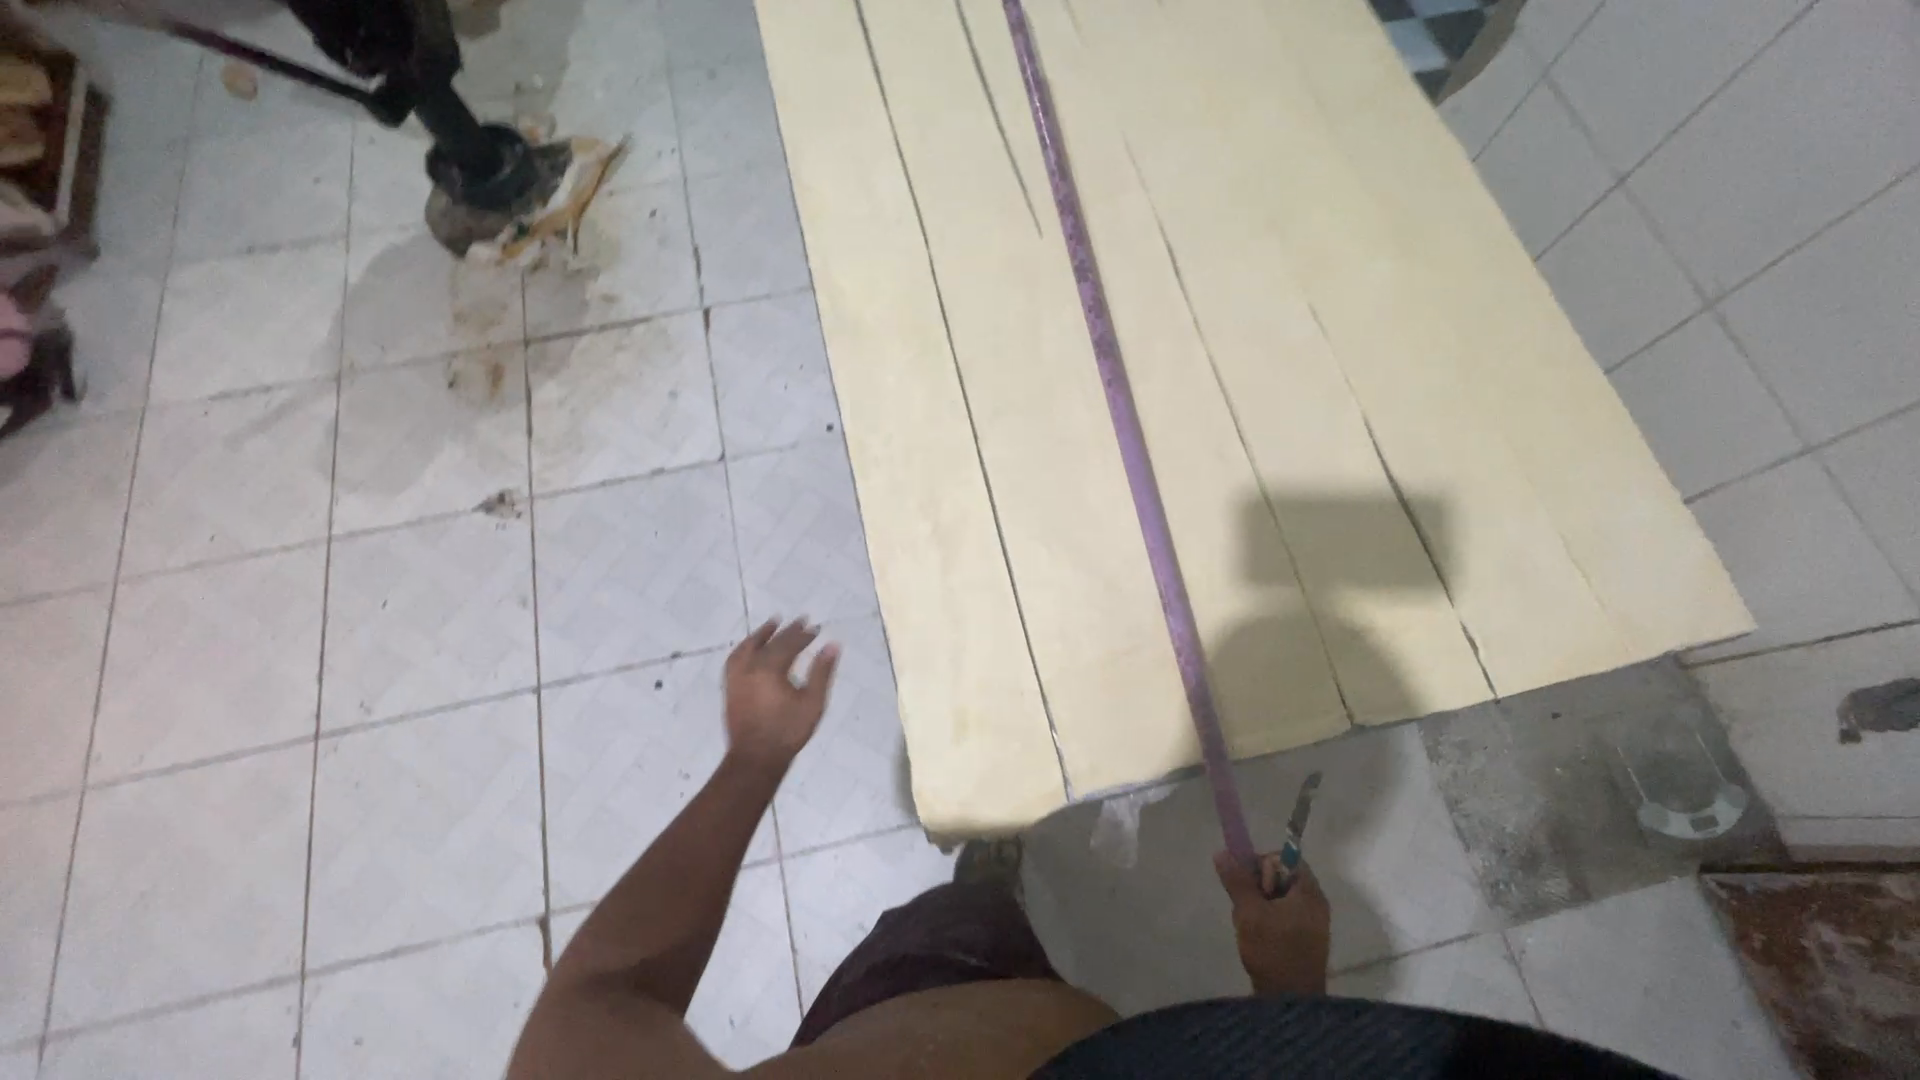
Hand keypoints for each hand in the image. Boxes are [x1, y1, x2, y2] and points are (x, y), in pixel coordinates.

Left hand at [723, 618, 839, 770]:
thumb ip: (822, 671)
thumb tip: (832, 645)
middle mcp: (749, 666)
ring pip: (748, 647)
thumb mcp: (812, 703)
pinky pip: (735, 658)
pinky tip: (749, 648)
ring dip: (761, 634)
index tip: (817, 628)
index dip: (804, 635)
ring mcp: (736, 677)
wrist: (755, 758)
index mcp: (770, 668)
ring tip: (772, 624)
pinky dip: (744, 648)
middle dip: (787, 631)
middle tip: (801, 621)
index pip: (789, 644)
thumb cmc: (788, 732)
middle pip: (770, 642)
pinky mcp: (729, 687)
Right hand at [1214, 852, 1330, 997]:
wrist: (1291, 1002)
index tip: (1246, 881)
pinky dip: (1267, 916)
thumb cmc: (1273, 951)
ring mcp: (1312, 922)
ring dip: (1259, 902)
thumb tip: (1222, 852)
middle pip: (1281, 875)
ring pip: (1278, 895)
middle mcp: (1315, 903)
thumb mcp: (1249, 912)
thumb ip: (1236, 880)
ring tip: (1247, 922)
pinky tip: (1255, 933)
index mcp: (1309, 892)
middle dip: (1257, 884)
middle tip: (1245, 904)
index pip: (1286, 857)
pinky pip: (1283, 913)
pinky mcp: (1305, 937)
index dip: (1262, 862)